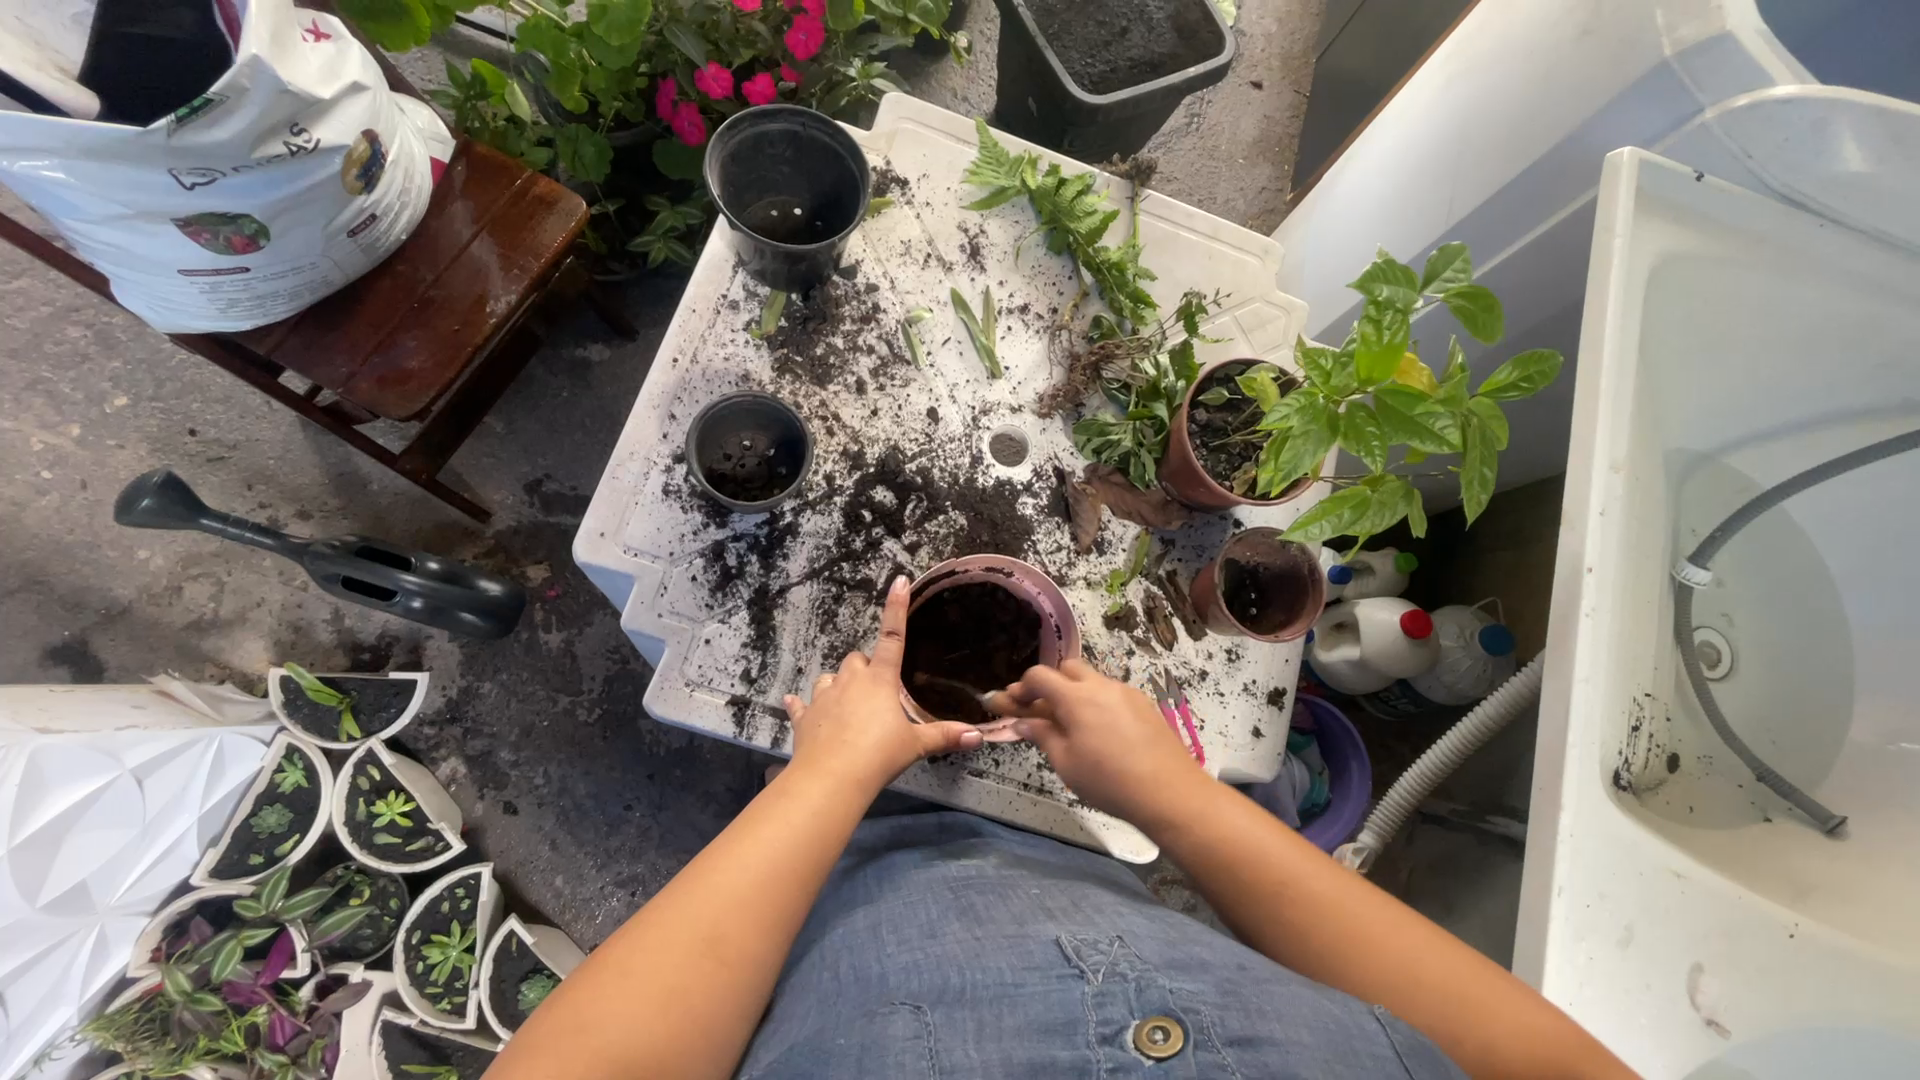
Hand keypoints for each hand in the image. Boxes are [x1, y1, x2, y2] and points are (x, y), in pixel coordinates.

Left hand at [784, 575, 984, 795]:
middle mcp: (850, 681)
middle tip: (879, 691)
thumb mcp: (915, 746)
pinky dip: (801, 705)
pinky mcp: (804, 717)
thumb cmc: (877, 756)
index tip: (900, 581)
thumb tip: (978, 736)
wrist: (830, 778)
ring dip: (838, 684)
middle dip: (867, 668)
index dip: (897, 608)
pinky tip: (796, 704)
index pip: (892, 636)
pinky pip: (800, 704)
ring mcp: (823, 697)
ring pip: (829, 677)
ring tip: (847, 703)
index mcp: (880, 680)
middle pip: (857, 660)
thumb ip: (944, 736)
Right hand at [988, 659, 1213, 828]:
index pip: (1039, 675)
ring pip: (1093, 680)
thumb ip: (1042, 736)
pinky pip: (1113, 694)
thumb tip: (1022, 722)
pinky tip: (1102, 732)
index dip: (1022, 687)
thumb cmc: (1108, 781)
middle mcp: (1101, 686)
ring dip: (1076, 692)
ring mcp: (1126, 692)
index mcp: (1076, 697)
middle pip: (1068, 668)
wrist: (1169, 792)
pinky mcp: (1145, 705)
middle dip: (1051, 684)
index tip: (1013, 705)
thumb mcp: (1066, 763)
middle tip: (1043, 711)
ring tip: (1073, 726)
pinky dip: (1098, 703)